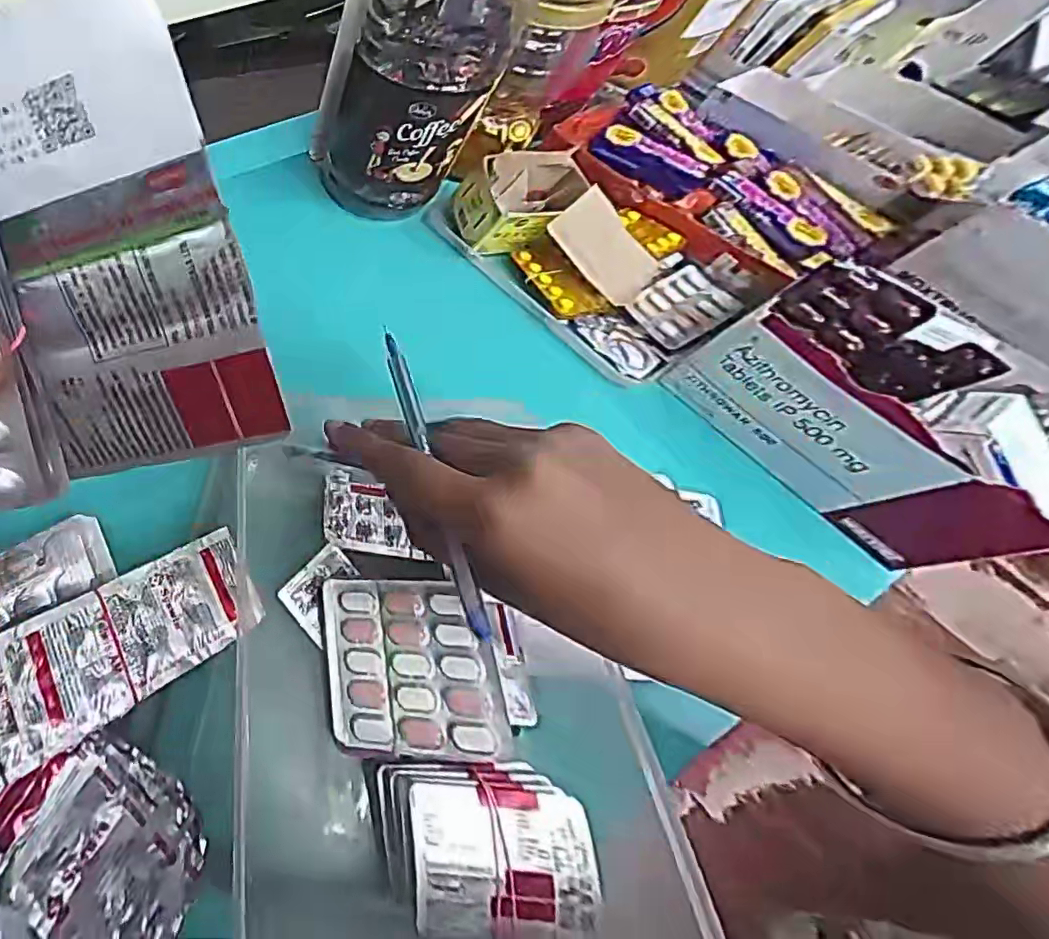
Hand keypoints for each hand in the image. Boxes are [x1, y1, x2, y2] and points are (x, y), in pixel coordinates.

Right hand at [326, 417, 1048, 845]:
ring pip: (475, 434)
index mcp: (492, 509)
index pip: (407, 466)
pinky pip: (515, 440)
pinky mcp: (581, 435)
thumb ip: (453, 536)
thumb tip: (422, 508)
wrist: (712, 600)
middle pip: (437, 438)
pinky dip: (499, 459)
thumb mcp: (506, 585)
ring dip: (455, 455)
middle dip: (412, 451)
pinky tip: (526, 494)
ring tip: (469, 494)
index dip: (365, 448)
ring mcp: (551, 440)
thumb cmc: (600, 617)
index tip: (336, 432)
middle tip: (404, 478)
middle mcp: (514, 460)